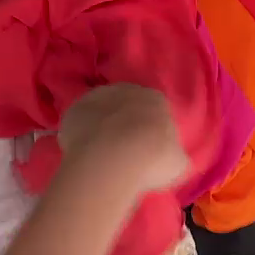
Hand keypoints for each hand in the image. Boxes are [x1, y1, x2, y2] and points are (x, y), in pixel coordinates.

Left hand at [58, 85, 187, 193]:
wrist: (111, 160)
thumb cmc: (151, 161)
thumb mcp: (178, 164)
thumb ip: (176, 156)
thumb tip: (174, 158)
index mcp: (157, 100)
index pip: (157, 111)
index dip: (151, 131)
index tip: (147, 150)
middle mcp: (129, 90)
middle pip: (128, 106)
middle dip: (126, 124)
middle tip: (123, 151)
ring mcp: (99, 96)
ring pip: (103, 110)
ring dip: (102, 125)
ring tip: (101, 153)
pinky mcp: (75, 108)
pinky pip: (80, 120)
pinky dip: (81, 132)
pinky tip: (82, 151)